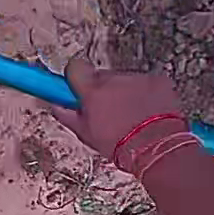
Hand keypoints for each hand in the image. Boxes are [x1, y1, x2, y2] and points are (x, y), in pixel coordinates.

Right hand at [47, 54, 186, 167]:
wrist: (157, 147)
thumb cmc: (121, 144)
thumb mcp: (86, 134)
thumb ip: (67, 115)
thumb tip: (56, 106)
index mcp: (92, 90)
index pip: (75, 67)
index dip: (75, 77)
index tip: (74, 86)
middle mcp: (114, 79)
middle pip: (101, 76)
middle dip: (101, 89)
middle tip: (105, 110)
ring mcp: (137, 78)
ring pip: (124, 80)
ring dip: (124, 92)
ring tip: (129, 116)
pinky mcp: (157, 80)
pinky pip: (145, 82)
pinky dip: (145, 93)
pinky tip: (145, 111)